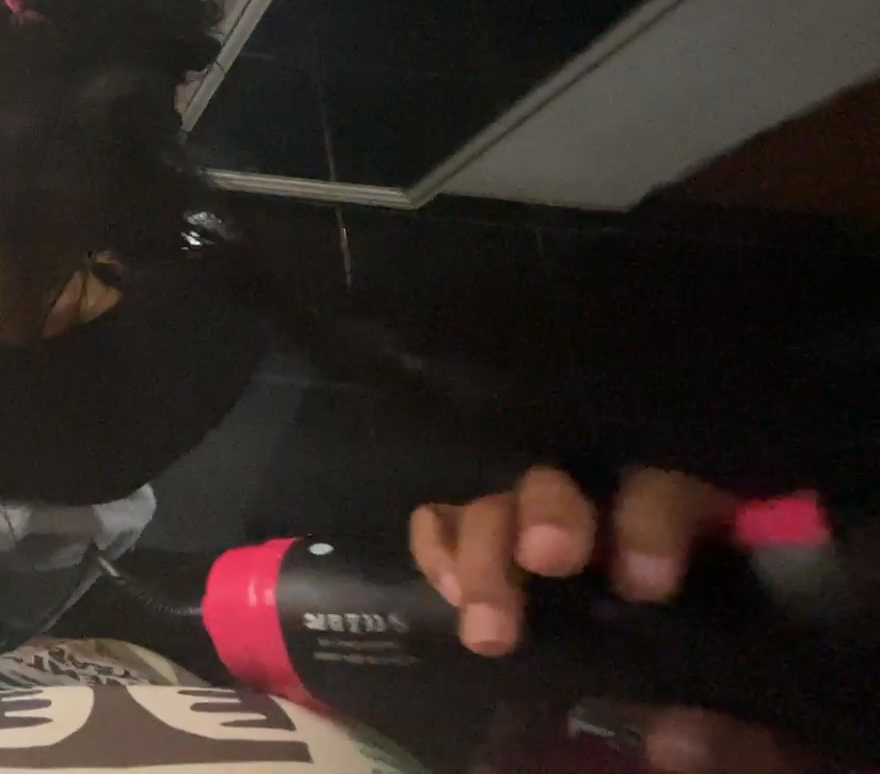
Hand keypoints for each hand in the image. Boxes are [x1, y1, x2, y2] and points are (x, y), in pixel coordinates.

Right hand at [412, 468, 804, 772]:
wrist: (669, 726)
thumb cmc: (753, 705)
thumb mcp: (786, 731)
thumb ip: (752, 738)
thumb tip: (670, 734)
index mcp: (695, 539)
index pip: (667, 493)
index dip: (649, 523)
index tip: (643, 585)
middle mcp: (599, 515)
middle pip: (560, 483)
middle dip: (547, 515)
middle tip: (543, 561)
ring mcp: (529, 528)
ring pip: (493, 504)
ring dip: (482, 551)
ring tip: (484, 621)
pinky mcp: (478, 547)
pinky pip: (441, 520)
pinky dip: (435, 545)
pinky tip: (447, 590)